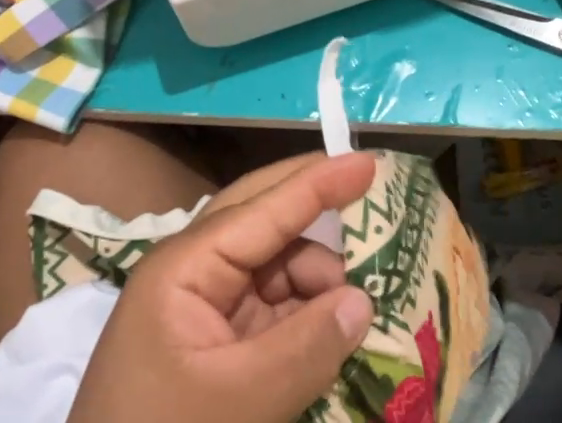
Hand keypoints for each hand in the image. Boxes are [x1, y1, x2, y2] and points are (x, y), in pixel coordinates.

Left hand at [68, 153, 376, 422]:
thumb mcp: (237, 401)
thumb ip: (305, 348)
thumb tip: (362, 301)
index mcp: (185, 266)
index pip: (262, 208)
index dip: (317, 183)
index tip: (368, 161)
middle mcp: (194, 272)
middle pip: (267, 226)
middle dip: (319, 221)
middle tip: (376, 213)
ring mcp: (205, 309)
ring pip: (277, 271)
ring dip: (319, 284)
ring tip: (357, 315)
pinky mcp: (216, 345)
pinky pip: (274, 312)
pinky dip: (308, 318)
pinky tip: (335, 334)